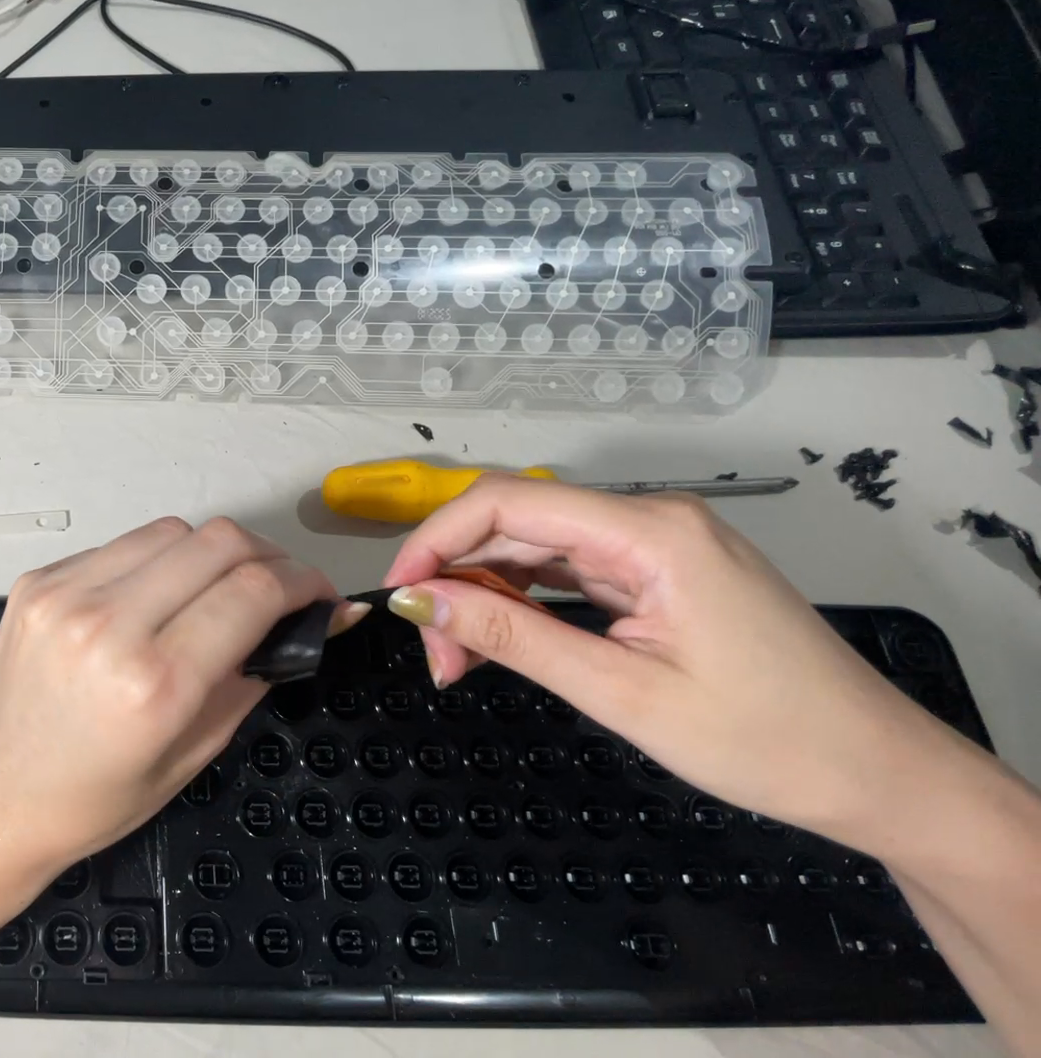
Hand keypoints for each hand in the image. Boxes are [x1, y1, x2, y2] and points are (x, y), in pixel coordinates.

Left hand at [0, 517, 348, 875]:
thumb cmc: (89, 801)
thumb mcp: (192, 755)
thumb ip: (252, 677)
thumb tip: (307, 624)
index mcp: (152, 683)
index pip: (252, 591)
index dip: (303, 583)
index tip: (318, 595)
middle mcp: (106, 624)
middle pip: (218, 542)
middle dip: (267, 557)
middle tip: (281, 587)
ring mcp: (64, 594)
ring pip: (171, 531)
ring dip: (212, 553)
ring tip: (220, 589)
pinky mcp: (37, 582)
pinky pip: (120, 546)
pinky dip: (156, 562)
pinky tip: (158, 596)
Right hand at [383, 475, 969, 848]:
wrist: (883, 778)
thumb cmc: (766, 740)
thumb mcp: (621, 692)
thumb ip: (511, 637)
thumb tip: (417, 603)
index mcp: (651, 532)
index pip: (508, 501)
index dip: (435, 539)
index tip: (397, 596)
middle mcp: (649, 521)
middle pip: (514, 524)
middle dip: (455, 580)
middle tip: (434, 655)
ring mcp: (652, 546)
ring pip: (531, 548)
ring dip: (481, 597)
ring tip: (456, 660)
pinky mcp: (652, 574)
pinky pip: (561, 572)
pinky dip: (517, 604)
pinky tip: (494, 639)